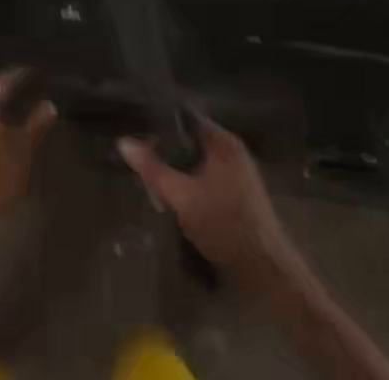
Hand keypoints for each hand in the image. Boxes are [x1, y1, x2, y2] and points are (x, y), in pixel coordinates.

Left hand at [0, 69, 55, 230]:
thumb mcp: (23, 149)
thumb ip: (36, 124)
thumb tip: (49, 104)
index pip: (1, 80)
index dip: (18, 75)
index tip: (34, 71)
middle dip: (8, 89)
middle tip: (30, 87)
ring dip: (0, 105)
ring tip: (22, 106)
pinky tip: (5, 127)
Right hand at [118, 118, 293, 283]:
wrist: (265, 271)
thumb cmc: (223, 225)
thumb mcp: (180, 196)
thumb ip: (151, 167)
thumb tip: (123, 142)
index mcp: (223, 143)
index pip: (182, 117)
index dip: (157, 123)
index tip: (135, 132)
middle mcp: (232, 151)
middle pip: (187, 139)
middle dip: (163, 151)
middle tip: (141, 163)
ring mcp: (238, 172)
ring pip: (194, 159)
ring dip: (174, 169)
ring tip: (154, 182)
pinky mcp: (238, 192)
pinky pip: (204, 174)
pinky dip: (188, 181)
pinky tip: (174, 197)